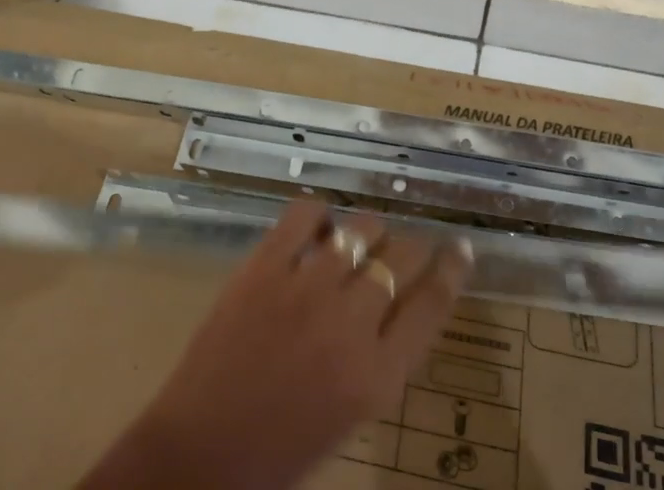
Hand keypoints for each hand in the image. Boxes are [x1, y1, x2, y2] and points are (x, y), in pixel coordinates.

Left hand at [79, 201, 473, 489]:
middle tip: (407, 248)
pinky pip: (304, 215)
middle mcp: (350, 324)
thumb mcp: (355, 413)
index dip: (453, 269)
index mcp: (378, 375)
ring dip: (369, 231)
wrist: (202, 450)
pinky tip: (317, 228)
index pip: (433, 304)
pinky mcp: (262, 268)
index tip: (460, 249)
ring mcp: (304, 289)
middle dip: (414, 247)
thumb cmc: (283, 445)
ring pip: (361, 229)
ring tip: (359, 240)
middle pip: (403, 258)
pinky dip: (318, 214)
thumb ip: (385, 357)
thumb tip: (401, 302)